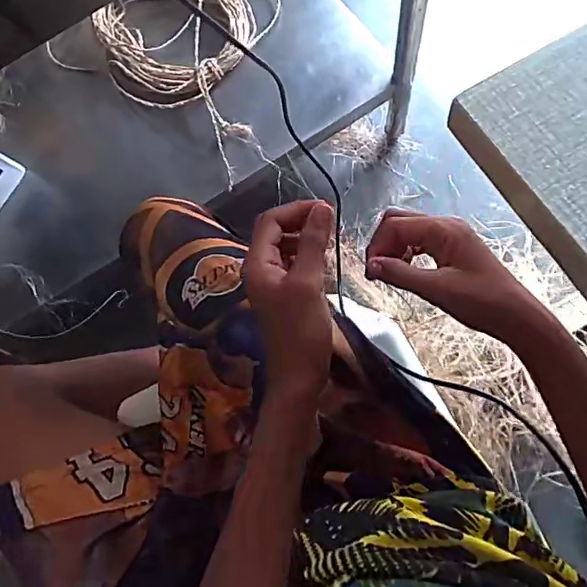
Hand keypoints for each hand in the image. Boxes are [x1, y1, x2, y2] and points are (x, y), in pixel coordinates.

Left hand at [245, 199, 335, 408]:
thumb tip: (321, 207)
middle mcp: (258, 270)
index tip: (325, 209)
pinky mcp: (283, 296)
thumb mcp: (308, 283)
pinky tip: (325, 264)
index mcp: (256, 264)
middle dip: (301, 223)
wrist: (298, 379)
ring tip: (330, 242)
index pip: (270, 221)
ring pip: (285, 249)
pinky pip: (293, 266)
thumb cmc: (301, 333)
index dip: (295, 210)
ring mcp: (270, 284)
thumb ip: (312, 243)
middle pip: (275, 232)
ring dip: (306, 240)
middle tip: (330, 224)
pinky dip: (308, 258)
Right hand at [364, 210, 549, 343]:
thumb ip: (400, 274)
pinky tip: (405, 271)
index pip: (395, 225)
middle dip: (382, 244)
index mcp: (444, 230)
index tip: (371, 272)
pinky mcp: (453, 248)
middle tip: (376, 271)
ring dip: (393, 249)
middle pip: (399, 221)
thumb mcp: (437, 289)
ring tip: (388, 274)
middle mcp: (447, 226)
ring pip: (408, 231)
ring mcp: (451, 236)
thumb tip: (373, 265)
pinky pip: (420, 242)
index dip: (377, 247)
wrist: (517, 317)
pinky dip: (406, 254)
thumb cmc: (486, 302)